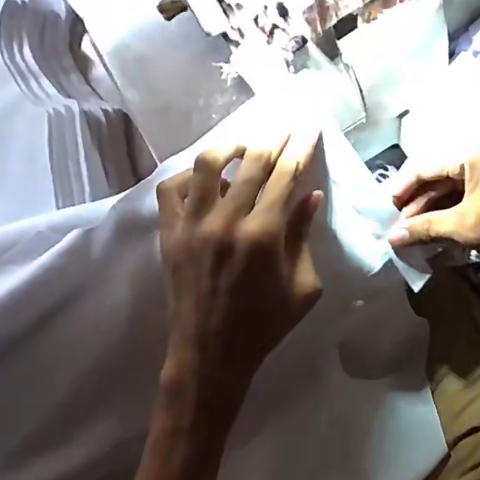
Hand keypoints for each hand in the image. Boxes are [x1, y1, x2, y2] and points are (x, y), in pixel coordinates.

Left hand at [157, 131, 325, 407]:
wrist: (211, 353)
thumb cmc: (264, 324)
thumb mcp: (302, 286)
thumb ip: (303, 236)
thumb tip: (310, 195)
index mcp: (264, 235)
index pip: (285, 176)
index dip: (300, 149)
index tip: (309, 129)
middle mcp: (226, 222)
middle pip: (252, 163)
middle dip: (273, 138)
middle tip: (285, 125)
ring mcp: (192, 226)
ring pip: (208, 166)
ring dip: (231, 147)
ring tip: (245, 144)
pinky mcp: (169, 234)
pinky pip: (171, 190)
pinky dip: (189, 175)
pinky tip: (206, 178)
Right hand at [388, 139, 479, 279]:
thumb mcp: (466, 227)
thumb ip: (425, 228)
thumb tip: (390, 237)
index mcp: (473, 150)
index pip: (423, 166)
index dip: (400, 190)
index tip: (382, 213)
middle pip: (435, 176)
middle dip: (415, 204)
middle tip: (394, 228)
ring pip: (450, 189)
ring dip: (430, 212)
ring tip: (410, 235)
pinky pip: (465, 196)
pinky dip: (449, 214)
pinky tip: (434, 233)